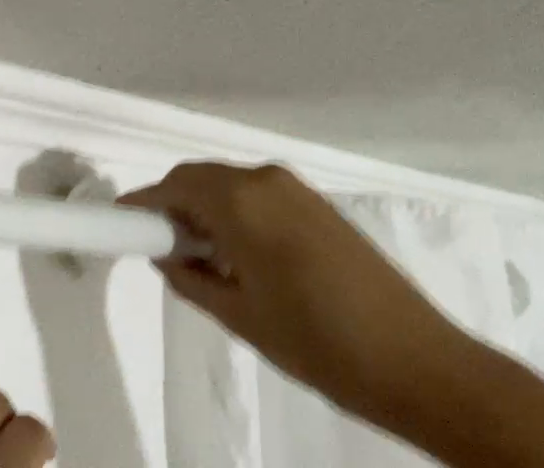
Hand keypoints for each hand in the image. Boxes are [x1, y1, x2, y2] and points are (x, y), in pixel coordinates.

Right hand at [119, 161, 471, 419]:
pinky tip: (244, 256)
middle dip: (173, 205)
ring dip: (207, 208)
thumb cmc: (316, 342)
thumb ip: (189, 277)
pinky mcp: (321, 206)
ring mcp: (298, 190)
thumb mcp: (237, 315)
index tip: (122, 224)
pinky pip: (259, 195)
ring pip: (230, 185)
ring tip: (204, 257)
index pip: (172, 186)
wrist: (421, 365)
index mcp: (240, 203)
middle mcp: (265, 181)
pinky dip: (238, 212)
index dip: (142, 203)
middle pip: (199, 178)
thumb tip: (167, 254)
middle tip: (163, 246)